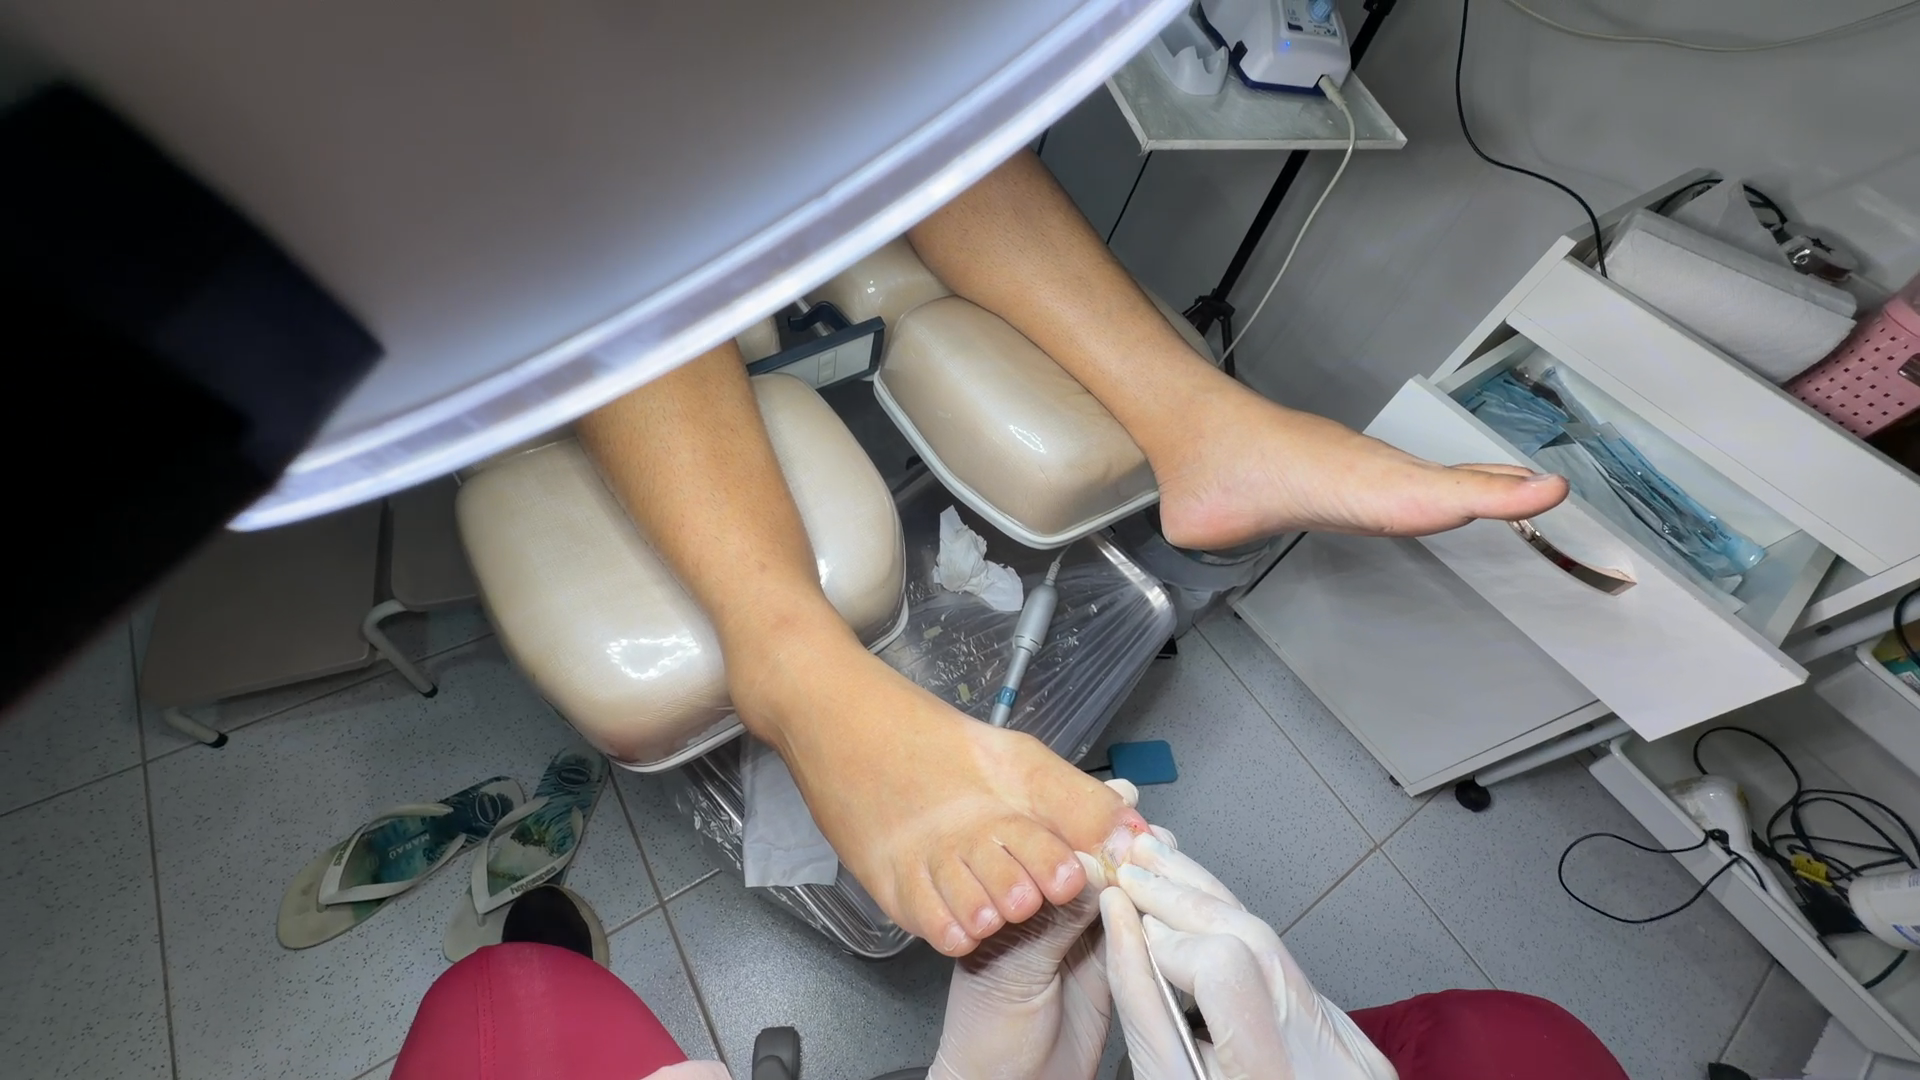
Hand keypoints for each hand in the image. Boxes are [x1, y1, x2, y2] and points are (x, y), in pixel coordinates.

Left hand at [927, 781, 1146, 1079]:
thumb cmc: (983, 1036)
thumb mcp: (1011, 967)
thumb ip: (1052, 920)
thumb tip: (1092, 867)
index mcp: (1011, 892)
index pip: (1052, 846)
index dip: (1085, 821)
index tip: (1120, 797)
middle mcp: (1045, 907)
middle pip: (1089, 863)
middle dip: (1120, 841)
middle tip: (1150, 823)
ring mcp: (1078, 935)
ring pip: (1117, 893)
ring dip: (1141, 873)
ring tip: (1164, 850)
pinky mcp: (1107, 966)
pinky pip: (1135, 932)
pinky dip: (1153, 914)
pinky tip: (1168, 897)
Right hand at [1102, 833, 1396, 1079]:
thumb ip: (1141, 999)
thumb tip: (1119, 917)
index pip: (1229, 967)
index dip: (1172, 940)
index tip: (1131, 926)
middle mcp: (1332, 1061)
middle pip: (1252, 938)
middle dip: (1181, 893)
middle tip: (1130, 866)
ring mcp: (1352, 1049)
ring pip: (1272, 939)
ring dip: (1205, 893)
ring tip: (1156, 858)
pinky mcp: (1352, 1039)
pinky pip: (1284, 963)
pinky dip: (1232, 927)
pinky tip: (1196, 902)